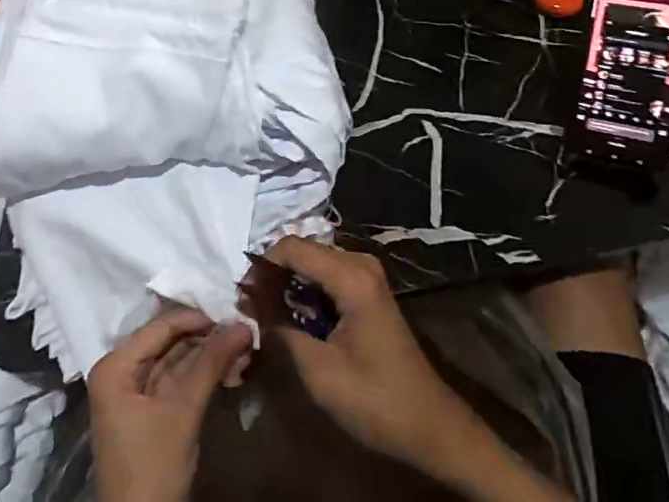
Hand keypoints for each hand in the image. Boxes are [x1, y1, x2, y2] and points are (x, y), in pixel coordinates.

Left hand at [87, 308, 253, 501]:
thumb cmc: (152, 466)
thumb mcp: (183, 411)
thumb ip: (212, 363)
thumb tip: (244, 324)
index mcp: (114, 367)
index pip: (161, 327)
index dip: (199, 318)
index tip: (235, 313)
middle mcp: (120, 372)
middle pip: (169, 340)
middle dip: (207, 335)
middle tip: (244, 327)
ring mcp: (134, 391)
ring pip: (177, 358)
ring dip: (209, 352)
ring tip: (245, 343)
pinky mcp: (150, 408)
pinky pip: (178, 378)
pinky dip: (203, 371)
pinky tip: (232, 364)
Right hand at [265, 238, 569, 501]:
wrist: (427, 422)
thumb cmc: (374, 399)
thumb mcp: (319, 371)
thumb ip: (281, 329)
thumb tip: (249, 299)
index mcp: (352, 276)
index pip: (294, 247)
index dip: (263, 266)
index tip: (240, 294)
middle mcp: (361, 264)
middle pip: (305, 250)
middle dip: (274, 274)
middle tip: (249, 308)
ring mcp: (367, 275)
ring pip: (315, 262)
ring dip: (288, 283)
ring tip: (265, 316)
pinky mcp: (368, 290)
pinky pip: (328, 276)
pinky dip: (306, 291)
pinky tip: (292, 318)